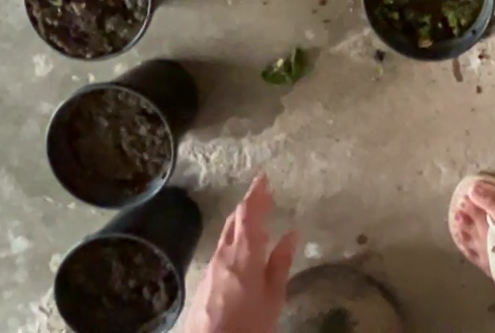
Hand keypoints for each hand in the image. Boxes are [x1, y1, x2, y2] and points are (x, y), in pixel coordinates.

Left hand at [183, 173, 298, 332]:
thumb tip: (291, 233)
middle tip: (263, 193)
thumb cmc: (247, 325)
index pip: (248, 213)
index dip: (256, 193)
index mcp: (244, 254)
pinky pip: (221, 250)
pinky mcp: (204, 284)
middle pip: (234, 221)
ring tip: (255, 217)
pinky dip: (233, 240)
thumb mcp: (273, 298)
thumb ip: (280, 264)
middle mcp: (224, 255)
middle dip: (248, 204)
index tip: (264, 176)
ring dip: (240, 222)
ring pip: (226, 235)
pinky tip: (241, 248)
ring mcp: (211, 269)